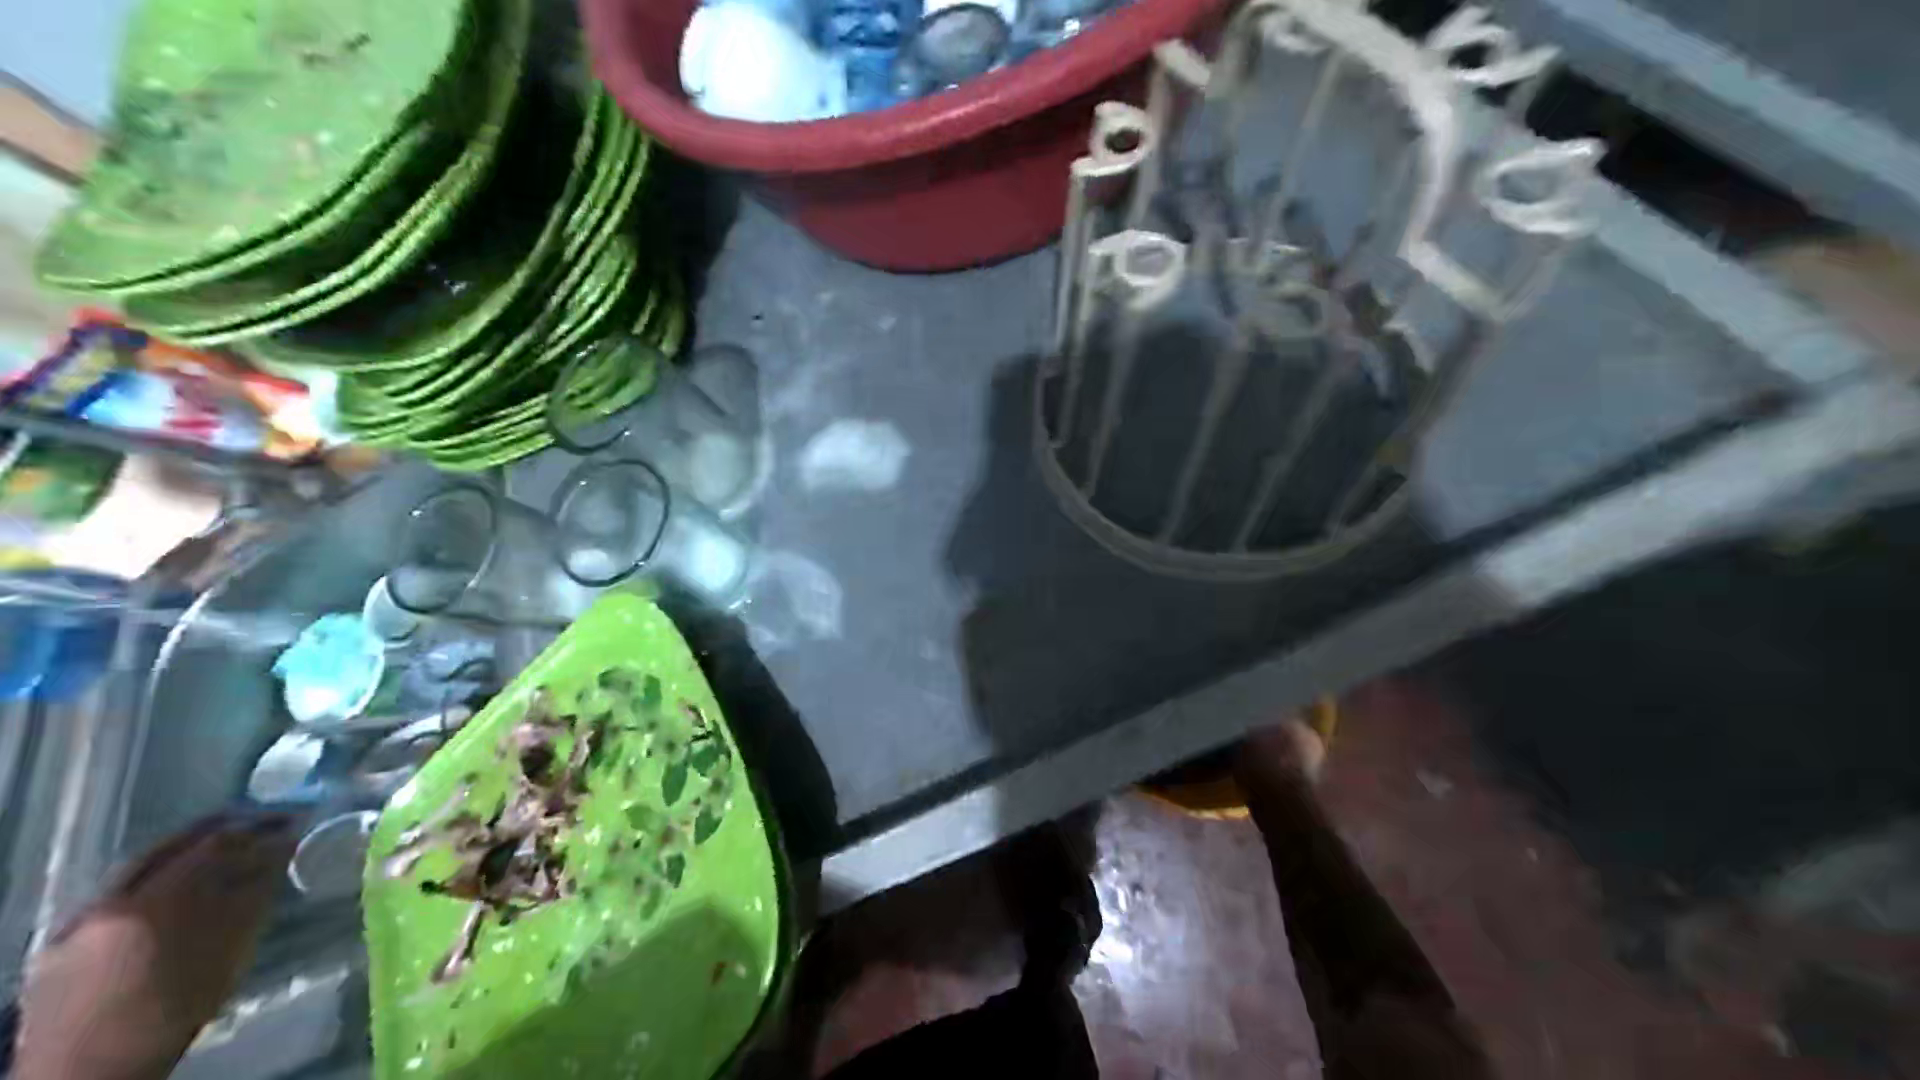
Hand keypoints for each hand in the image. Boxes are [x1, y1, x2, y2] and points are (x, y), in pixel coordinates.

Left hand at [14, 815, 293, 1079]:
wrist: (92, 1072)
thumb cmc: (175, 1007)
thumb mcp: (230, 948)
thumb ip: (255, 892)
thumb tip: (282, 849)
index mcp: (153, 900)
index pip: (217, 842)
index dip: (261, 828)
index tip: (295, 822)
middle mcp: (110, 899)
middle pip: (173, 846)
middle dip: (221, 830)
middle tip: (263, 824)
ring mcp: (78, 920)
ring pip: (143, 867)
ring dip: (189, 854)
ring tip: (228, 856)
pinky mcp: (62, 941)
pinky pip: (120, 893)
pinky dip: (159, 880)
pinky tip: (182, 892)